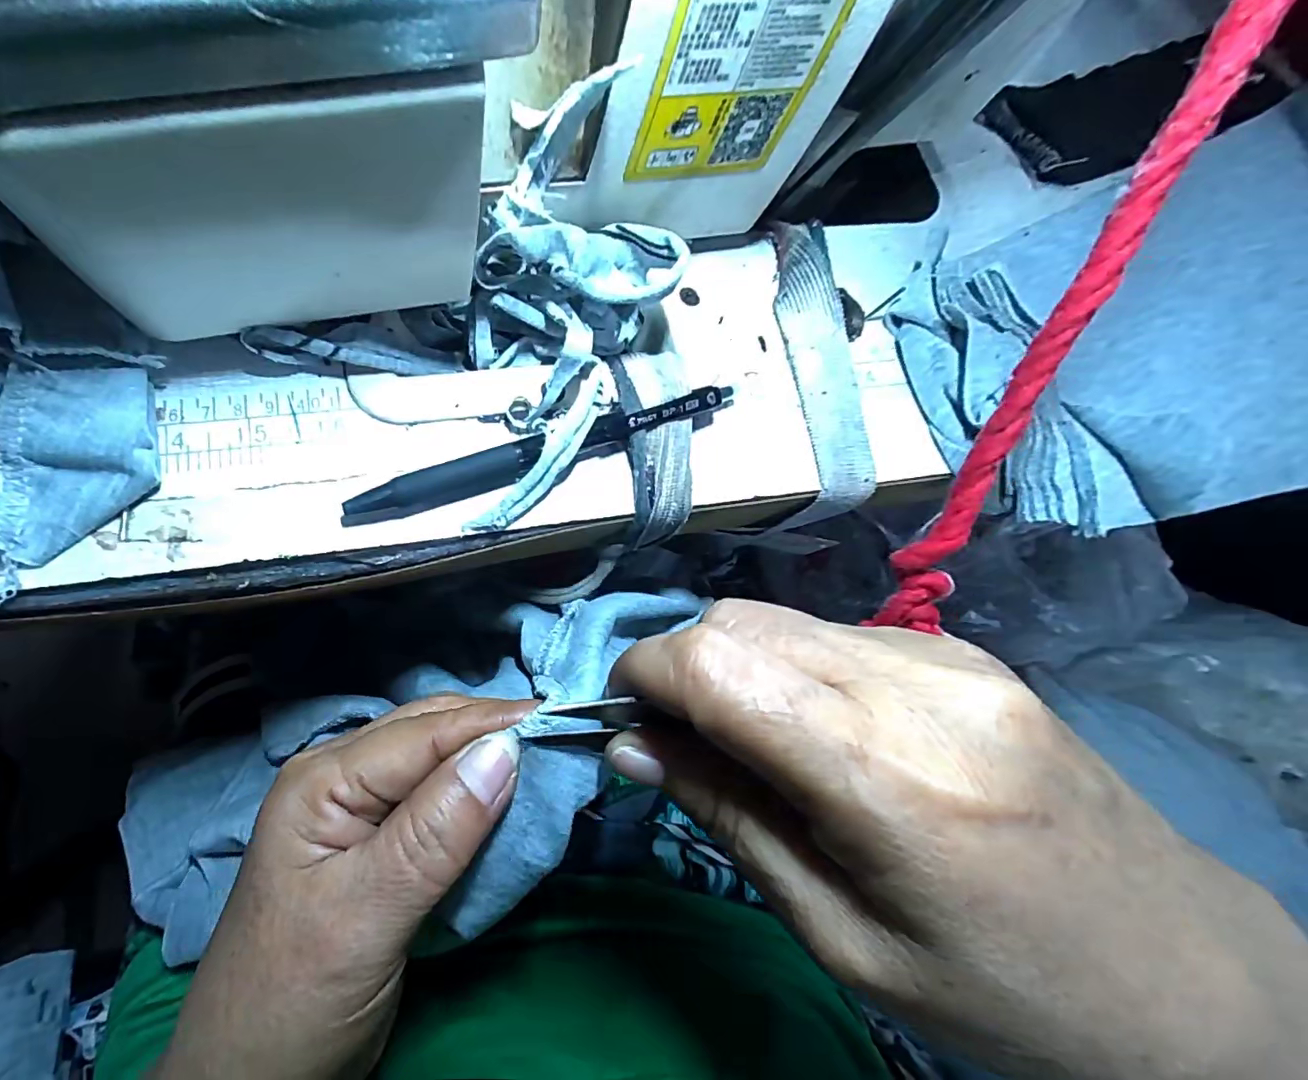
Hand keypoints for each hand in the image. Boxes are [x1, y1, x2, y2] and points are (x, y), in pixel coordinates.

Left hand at [156, 696, 529, 1079]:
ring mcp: (348, 809)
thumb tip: (503, 751)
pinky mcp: (368, 842)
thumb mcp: (365, 914)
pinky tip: (495, 788)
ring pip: (425, 760)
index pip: (418, 735)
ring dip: (478, 752)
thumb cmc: (295, 991)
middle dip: (486, 727)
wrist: (247, 1064)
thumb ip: (433, 833)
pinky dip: (465, 789)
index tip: (559, 716)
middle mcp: (334, 777)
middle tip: (559, 729)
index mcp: (321, 779)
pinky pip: (424, 798)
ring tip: (540, 749)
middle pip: (420, 734)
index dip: (488, 722)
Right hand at [605, 600, 1307, 1079]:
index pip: (715, 665)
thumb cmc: (1002, 992)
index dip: (642, 675)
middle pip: (733, 623)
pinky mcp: (964, 653)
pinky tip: (811, 726)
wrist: (1205, 991)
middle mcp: (921, 690)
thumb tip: (625, 745)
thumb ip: (724, 815)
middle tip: (676, 738)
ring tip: (744, 737)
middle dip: (676, 669)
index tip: (624, 721)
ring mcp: (951, 660)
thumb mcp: (837, 933)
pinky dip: (780, 665)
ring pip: (770, 617)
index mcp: (891, 777)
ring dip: (726, 665)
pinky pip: (823, 631)